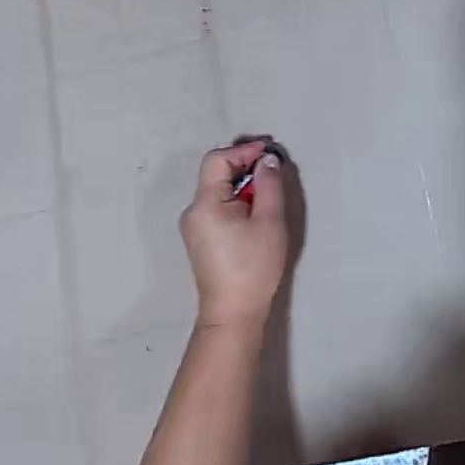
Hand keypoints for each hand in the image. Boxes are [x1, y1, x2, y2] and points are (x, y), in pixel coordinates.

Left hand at [179, 139, 290, 331]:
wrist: (234, 314)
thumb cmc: (253, 266)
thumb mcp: (269, 221)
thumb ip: (269, 184)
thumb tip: (267, 159)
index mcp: (205, 203)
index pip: (217, 159)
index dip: (243, 150)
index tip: (269, 150)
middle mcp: (193, 211)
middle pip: (215, 173)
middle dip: (243, 164)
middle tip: (271, 165)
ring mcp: (194, 226)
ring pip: (217, 190)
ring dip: (241, 182)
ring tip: (268, 187)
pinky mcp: (201, 239)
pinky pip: (217, 206)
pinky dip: (236, 198)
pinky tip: (255, 209)